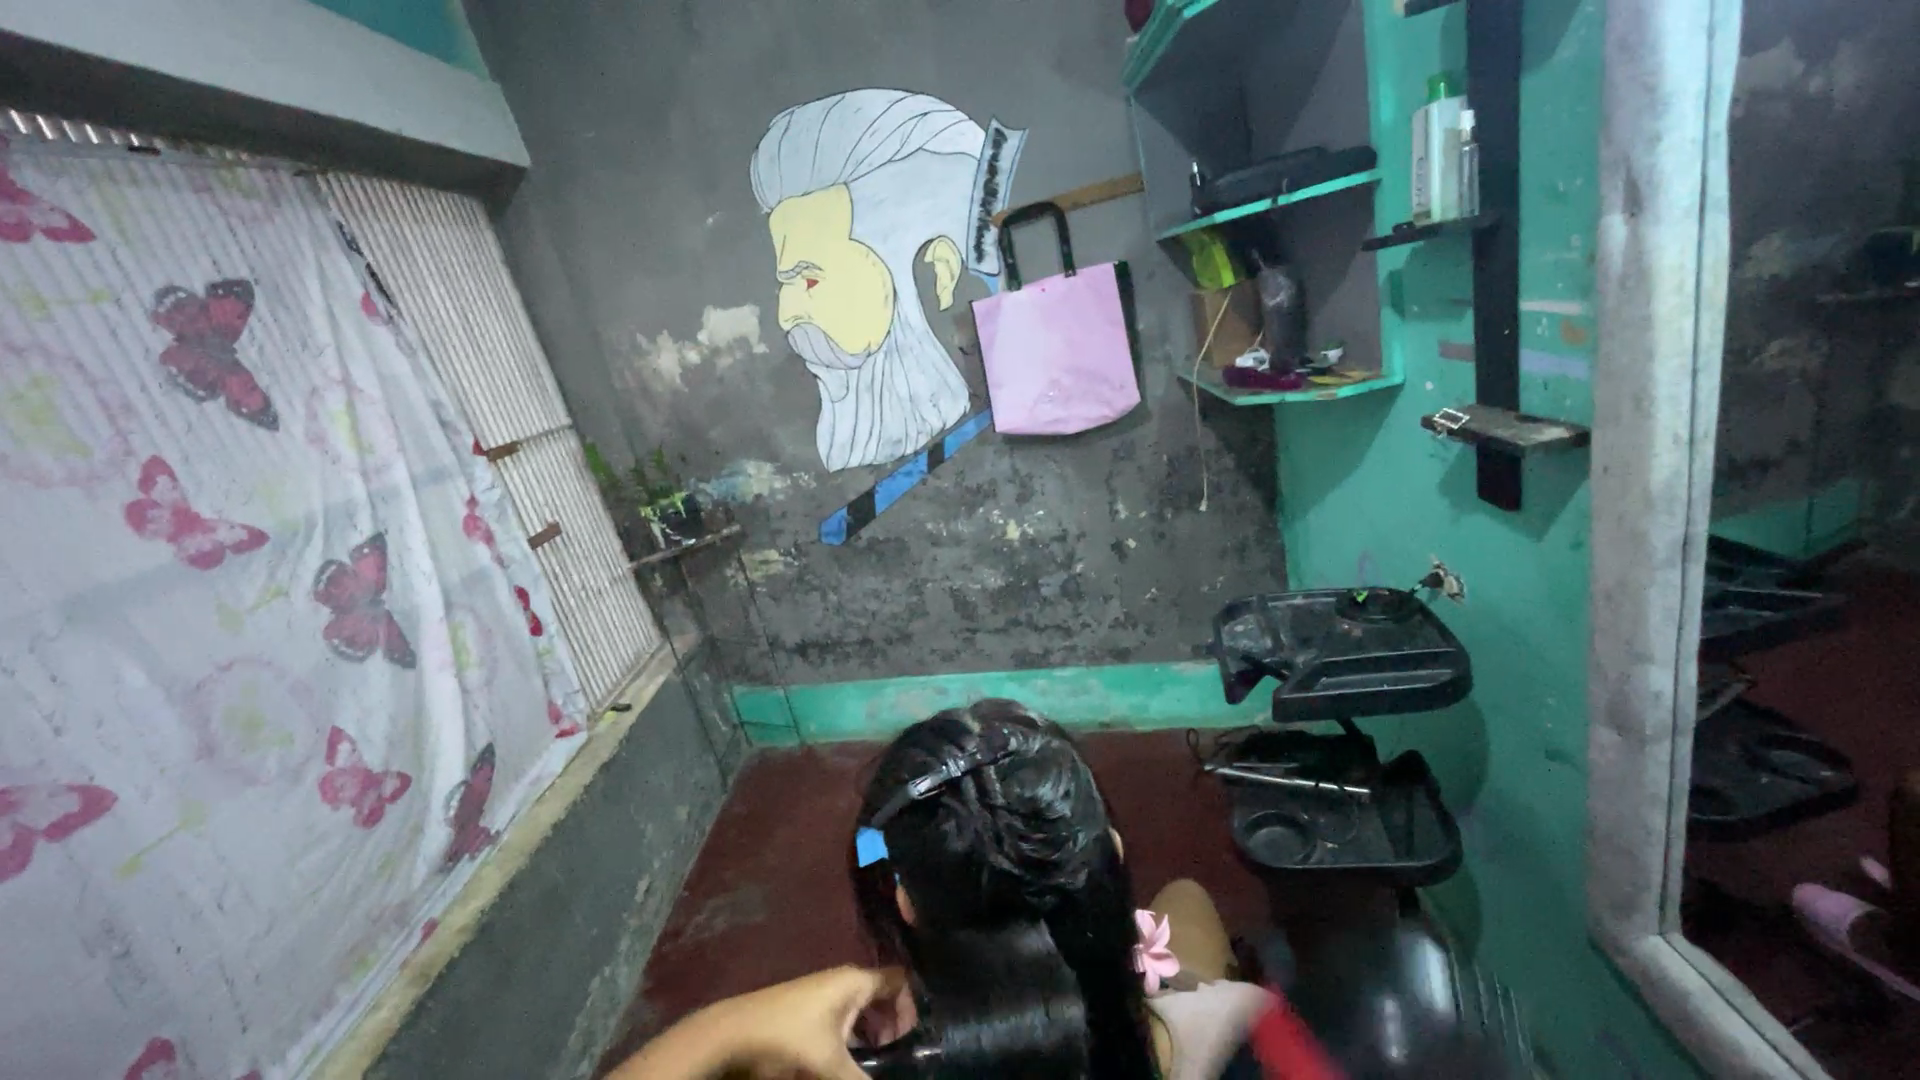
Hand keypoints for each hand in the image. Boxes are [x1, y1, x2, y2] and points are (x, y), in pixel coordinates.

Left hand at [611, 966, 905, 1079]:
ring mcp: (825, 995)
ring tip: (881, 1064)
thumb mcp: (828, 1066)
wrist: (731, 1034)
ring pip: (863, 1011)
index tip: (922, 1037)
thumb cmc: (786, 1038)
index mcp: (855, 981)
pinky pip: (845, 1020)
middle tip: (903, 1058)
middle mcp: (844, 981)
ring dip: (874, 1036)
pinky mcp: (810, 1011)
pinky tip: (851, 1063)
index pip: (900, 981)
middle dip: (895, 1027)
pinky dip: (855, 1039)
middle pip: (883, 997)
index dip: (914, 1005)